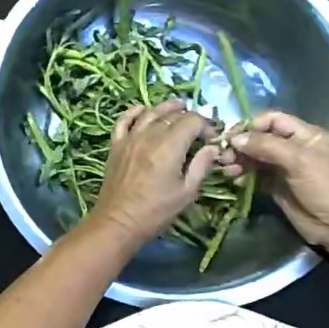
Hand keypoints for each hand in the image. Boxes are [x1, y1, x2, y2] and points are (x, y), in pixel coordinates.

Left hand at [85, 99, 219, 245]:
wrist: (119, 221)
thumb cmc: (156, 211)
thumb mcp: (187, 191)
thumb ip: (202, 165)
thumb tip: (213, 147)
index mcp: (169, 146)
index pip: (192, 121)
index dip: (206, 125)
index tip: (212, 138)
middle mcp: (148, 135)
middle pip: (172, 115)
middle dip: (189, 117)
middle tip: (199, 128)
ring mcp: (129, 138)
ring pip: (149, 113)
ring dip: (165, 107)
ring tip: (178, 106)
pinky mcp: (115, 145)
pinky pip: (123, 120)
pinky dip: (134, 112)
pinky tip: (143, 109)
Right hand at [221, 110, 328, 250]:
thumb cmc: (325, 187)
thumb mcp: (299, 160)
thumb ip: (266, 146)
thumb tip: (235, 139)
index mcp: (305, 135)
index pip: (273, 120)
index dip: (251, 125)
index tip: (231, 137)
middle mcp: (293, 148)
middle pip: (260, 138)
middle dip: (241, 145)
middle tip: (224, 156)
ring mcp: (283, 168)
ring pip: (254, 157)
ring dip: (238, 161)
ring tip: (227, 169)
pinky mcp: (275, 186)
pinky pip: (253, 176)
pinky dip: (241, 175)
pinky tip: (233, 180)